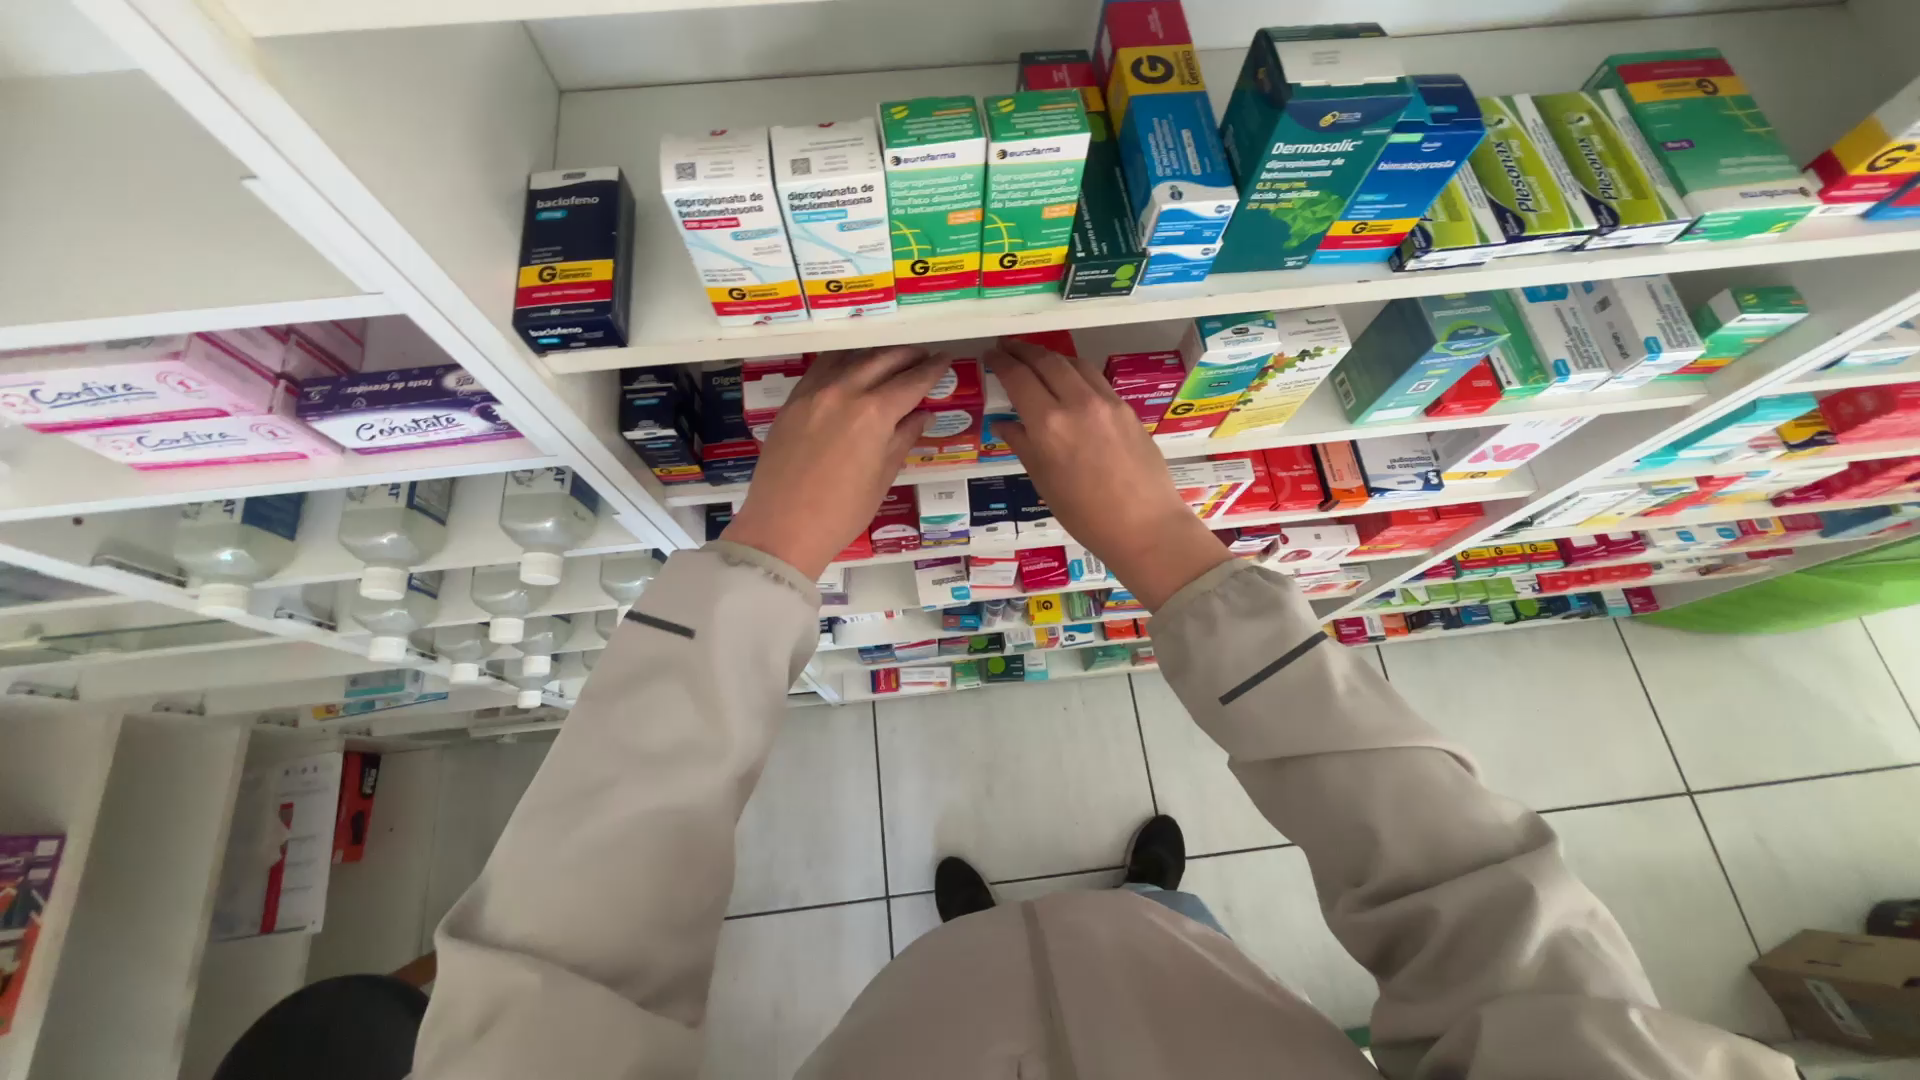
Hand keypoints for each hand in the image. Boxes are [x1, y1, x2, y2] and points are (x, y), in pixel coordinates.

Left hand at [723, 347, 951, 580]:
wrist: (782, 529)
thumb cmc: (841, 513)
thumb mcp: (882, 478)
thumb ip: (903, 439)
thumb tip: (922, 415)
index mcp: (873, 414)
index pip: (911, 382)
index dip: (932, 370)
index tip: (944, 359)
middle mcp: (843, 392)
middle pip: (881, 361)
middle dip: (907, 356)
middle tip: (924, 354)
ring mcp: (813, 393)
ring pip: (849, 358)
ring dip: (875, 354)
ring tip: (891, 357)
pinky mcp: (792, 402)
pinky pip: (821, 368)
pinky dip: (842, 362)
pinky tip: (850, 367)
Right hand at [987, 339, 1230, 609]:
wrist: (1144, 525)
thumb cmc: (1085, 515)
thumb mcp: (1044, 481)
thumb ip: (1023, 445)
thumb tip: (1004, 423)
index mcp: (1048, 424)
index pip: (1018, 378)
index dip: (1001, 362)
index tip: (991, 355)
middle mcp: (1077, 403)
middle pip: (1046, 361)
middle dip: (1023, 350)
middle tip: (1007, 347)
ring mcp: (1105, 402)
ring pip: (1073, 363)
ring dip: (1050, 356)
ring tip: (1036, 358)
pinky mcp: (1126, 408)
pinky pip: (1095, 378)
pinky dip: (1075, 370)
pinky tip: (1069, 378)